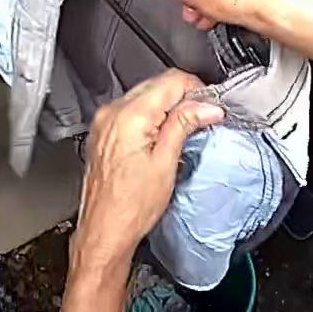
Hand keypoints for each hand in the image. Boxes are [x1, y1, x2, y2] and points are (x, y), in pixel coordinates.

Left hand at [73, 70, 224, 271]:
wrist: (104, 231)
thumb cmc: (129, 208)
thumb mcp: (166, 163)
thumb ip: (184, 125)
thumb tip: (205, 106)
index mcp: (129, 116)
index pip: (171, 80)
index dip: (197, 90)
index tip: (210, 106)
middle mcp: (111, 114)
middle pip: (157, 84)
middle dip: (184, 97)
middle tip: (203, 118)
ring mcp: (104, 123)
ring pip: (144, 96)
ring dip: (167, 107)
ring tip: (183, 131)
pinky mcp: (102, 134)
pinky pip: (130, 111)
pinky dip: (150, 117)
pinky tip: (161, 138)